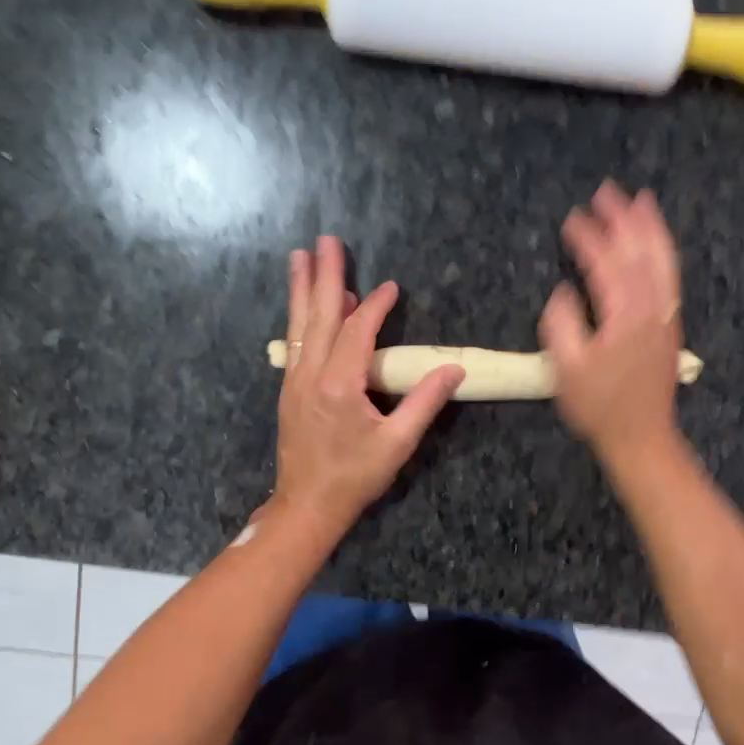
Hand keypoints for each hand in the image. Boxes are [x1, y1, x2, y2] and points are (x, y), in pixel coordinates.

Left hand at [271, 237, 463, 531]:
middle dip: (325, 275)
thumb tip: (455, 369)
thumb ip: (425, 402)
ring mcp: (294, 382)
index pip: (359, 331)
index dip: (377, 306)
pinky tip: (303, 307)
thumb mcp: (398, 443)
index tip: (392, 288)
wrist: (308, 505)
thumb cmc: (356, 477)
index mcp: (341, 385)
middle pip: (320, 315)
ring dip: (301, 289)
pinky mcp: (288, 392)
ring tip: (300, 256)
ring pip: (300, 326)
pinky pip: (294, 345)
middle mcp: (312, 375)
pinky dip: (300, 320)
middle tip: (326, 239)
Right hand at [539, 181, 685, 461]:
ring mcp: (666, 315)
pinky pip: (671, 276)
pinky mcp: (670, 325)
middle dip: (623, 218)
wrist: (641, 436)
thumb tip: (564, 294)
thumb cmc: (599, 407)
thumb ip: (561, 324)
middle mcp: (652, 307)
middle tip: (607, 190)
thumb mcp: (567, 369)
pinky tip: (656, 244)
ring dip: (650, 228)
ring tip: (641, 200)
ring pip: (662, 259)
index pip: (605, 263)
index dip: (588, 238)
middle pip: (639, 250)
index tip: (571, 219)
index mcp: (624, 314)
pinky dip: (664, 251)